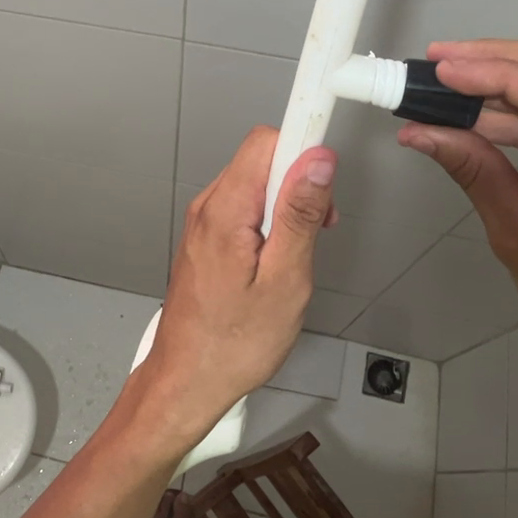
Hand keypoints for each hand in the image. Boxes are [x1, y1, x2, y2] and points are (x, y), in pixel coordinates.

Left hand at [137, 127, 337, 443]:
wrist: (188, 379)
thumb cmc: (232, 344)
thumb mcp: (284, 281)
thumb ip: (299, 215)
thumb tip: (317, 162)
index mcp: (225, 212)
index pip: (266, 141)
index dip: (303, 138)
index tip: (330, 148)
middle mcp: (209, 208)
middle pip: (263, 159)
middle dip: (300, 182)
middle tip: (317, 227)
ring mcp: (205, 222)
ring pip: (256, 184)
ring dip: (287, 205)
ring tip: (295, 254)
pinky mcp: (208, 238)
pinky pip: (245, 207)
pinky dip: (270, 221)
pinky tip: (277, 259)